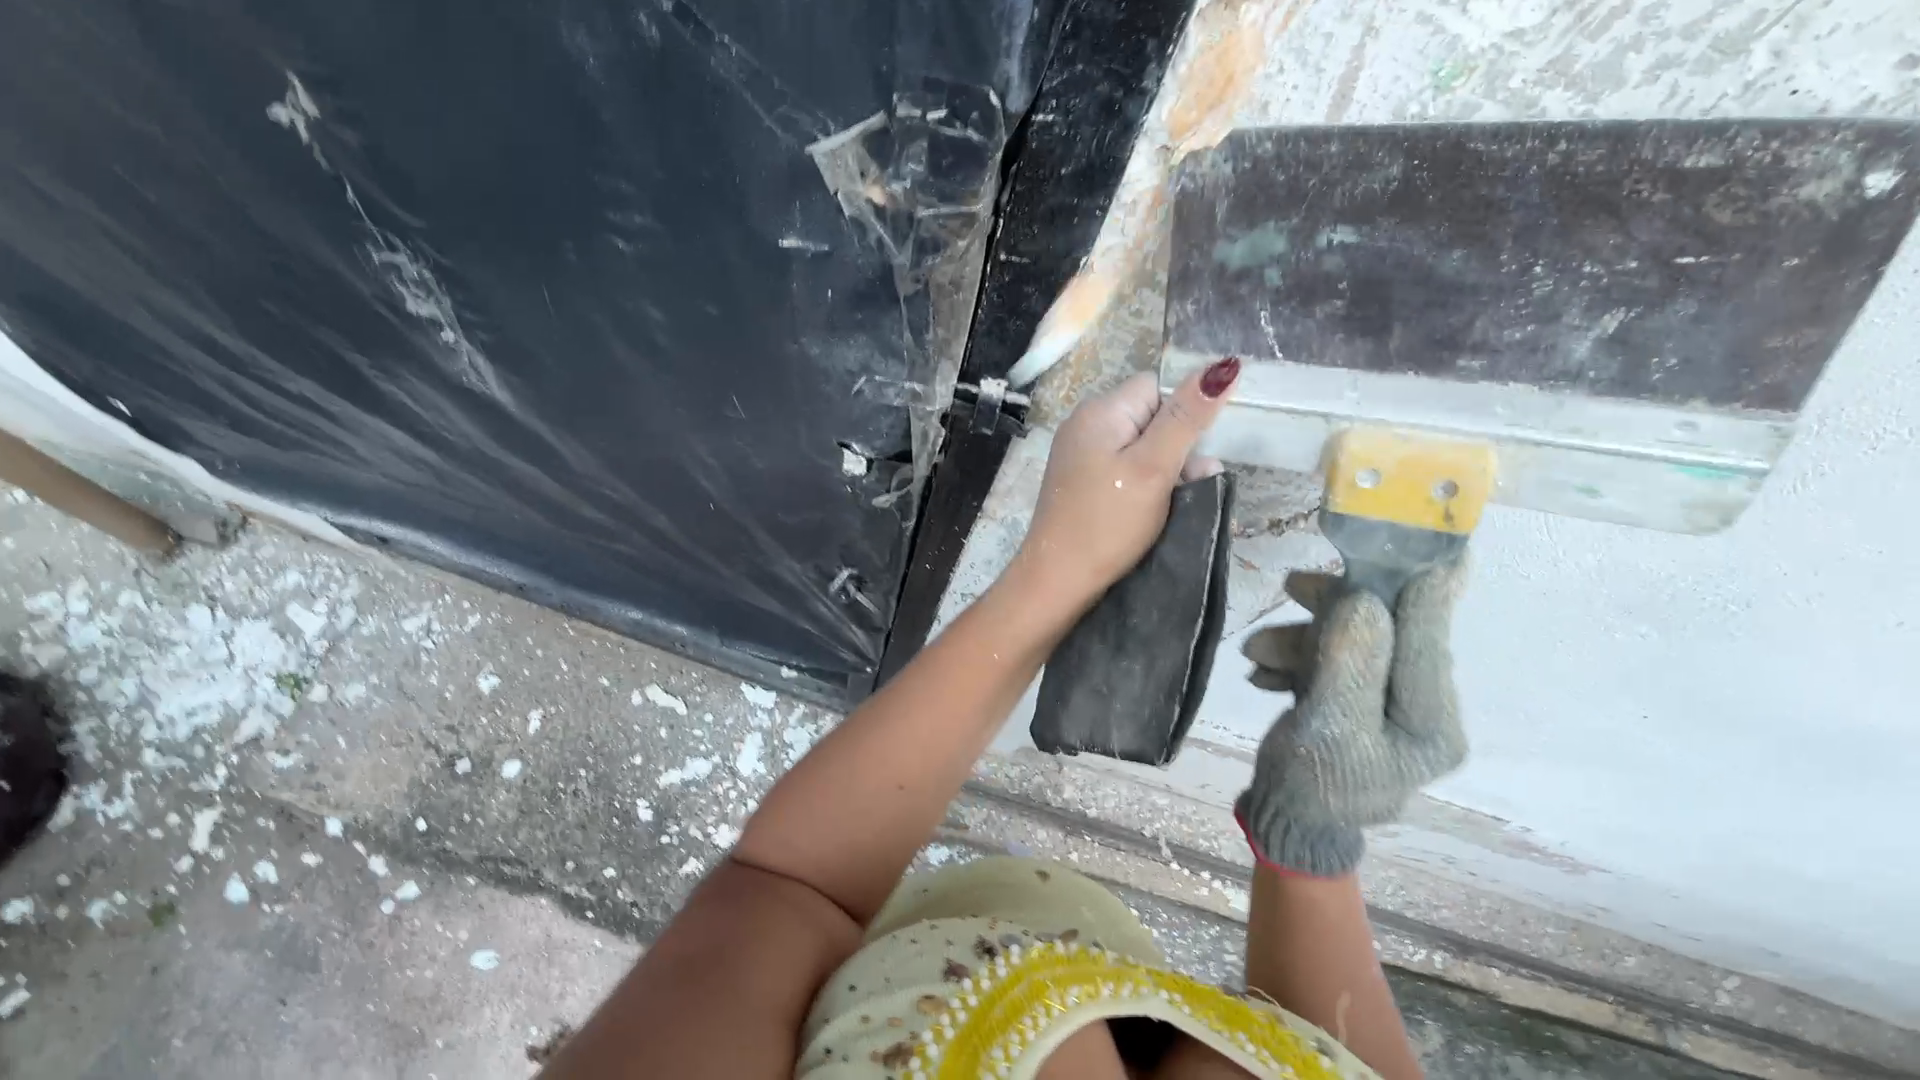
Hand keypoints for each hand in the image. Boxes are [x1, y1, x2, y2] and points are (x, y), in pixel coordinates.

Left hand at [1014, 359, 1238, 607]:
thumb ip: (1187, 417)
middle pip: (1151, 417)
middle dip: (1177, 446)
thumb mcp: (1154, 467)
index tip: (1192, 449)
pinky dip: (1145, 486)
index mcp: (1099, 411)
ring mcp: (1081, 456)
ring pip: (1142, 448)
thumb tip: (1224, 366)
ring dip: (1166, 470)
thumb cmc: (1107, 522)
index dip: (1182, 413)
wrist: (1058, 580)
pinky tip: (1152, 511)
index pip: (1156, 387)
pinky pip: (1125, 471)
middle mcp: (1085, 425)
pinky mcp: (1083, 484)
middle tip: (1186, 482)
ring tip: (1173, 501)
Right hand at [1235, 559, 1468, 876]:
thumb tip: (1365, 601)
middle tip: (1292, 586)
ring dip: (1302, 639)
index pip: (1427, 638)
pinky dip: (1297, 659)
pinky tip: (1264, 672)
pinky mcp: (1357, 701)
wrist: (1286, 824)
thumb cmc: (1311, 787)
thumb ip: (1349, 667)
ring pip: (1352, 643)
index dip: (1418, 586)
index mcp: (1430, 721)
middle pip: (1386, 633)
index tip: (1417, 538)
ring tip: (1256, 650)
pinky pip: (1333, 661)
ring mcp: (1387, 704)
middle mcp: (1419, 708)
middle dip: (1334, 611)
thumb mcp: (1327, 731)